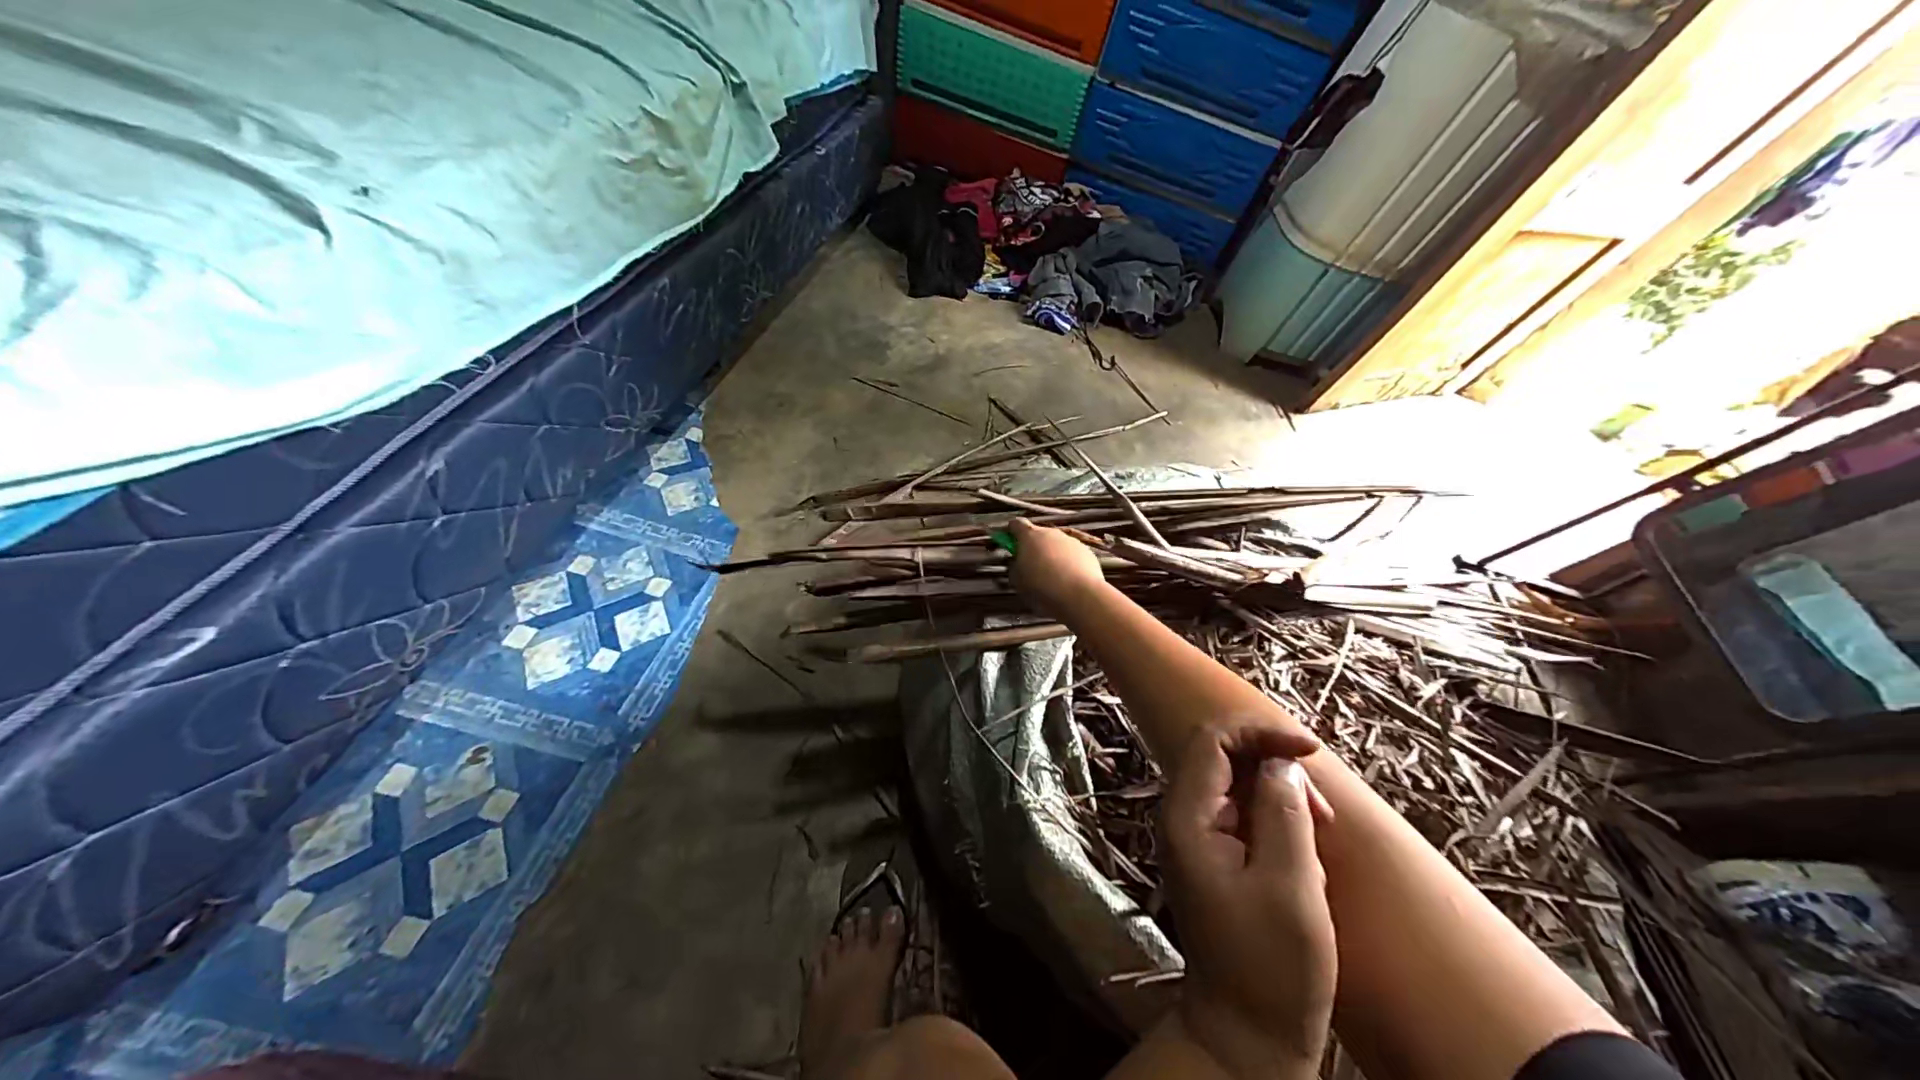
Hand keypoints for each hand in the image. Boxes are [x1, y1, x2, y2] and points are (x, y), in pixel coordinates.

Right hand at [1009, 518, 1104, 615]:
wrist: (1081, 596)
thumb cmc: (1042, 587)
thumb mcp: (1017, 581)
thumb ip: (1013, 567)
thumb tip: (1017, 561)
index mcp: (1030, 536)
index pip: (1016, 524)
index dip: (1011, 532)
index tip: (1009, 542)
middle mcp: (1051, 533)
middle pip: (1038, 534)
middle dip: (1033, 547)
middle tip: (1031, 566)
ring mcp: (1071, 541)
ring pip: (1056, 545)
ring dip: (1052, 555)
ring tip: (1052, 577)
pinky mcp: (1086, 552)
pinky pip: (1072, 554)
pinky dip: (1068, 563)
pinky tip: (1069, 580)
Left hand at [1162, 727, 1335, 1079]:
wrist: (1245, 1029)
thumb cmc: (1270, 965)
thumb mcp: (1291, 885)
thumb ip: (1284, 812)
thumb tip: (1281, 762)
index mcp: (1187, 817)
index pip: (1213, 739)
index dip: (1262, 732)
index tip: (1312, 750)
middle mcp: (1183, 817)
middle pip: (1225, 756)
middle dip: (1276, 767)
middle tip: (1322, 812)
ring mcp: (1197, 835)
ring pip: (1239, 783)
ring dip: (1283, 797)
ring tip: (1319, 839)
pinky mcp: (1216, 853)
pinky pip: (1246, 814)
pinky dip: (1280, 822)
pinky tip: (1305, 860)